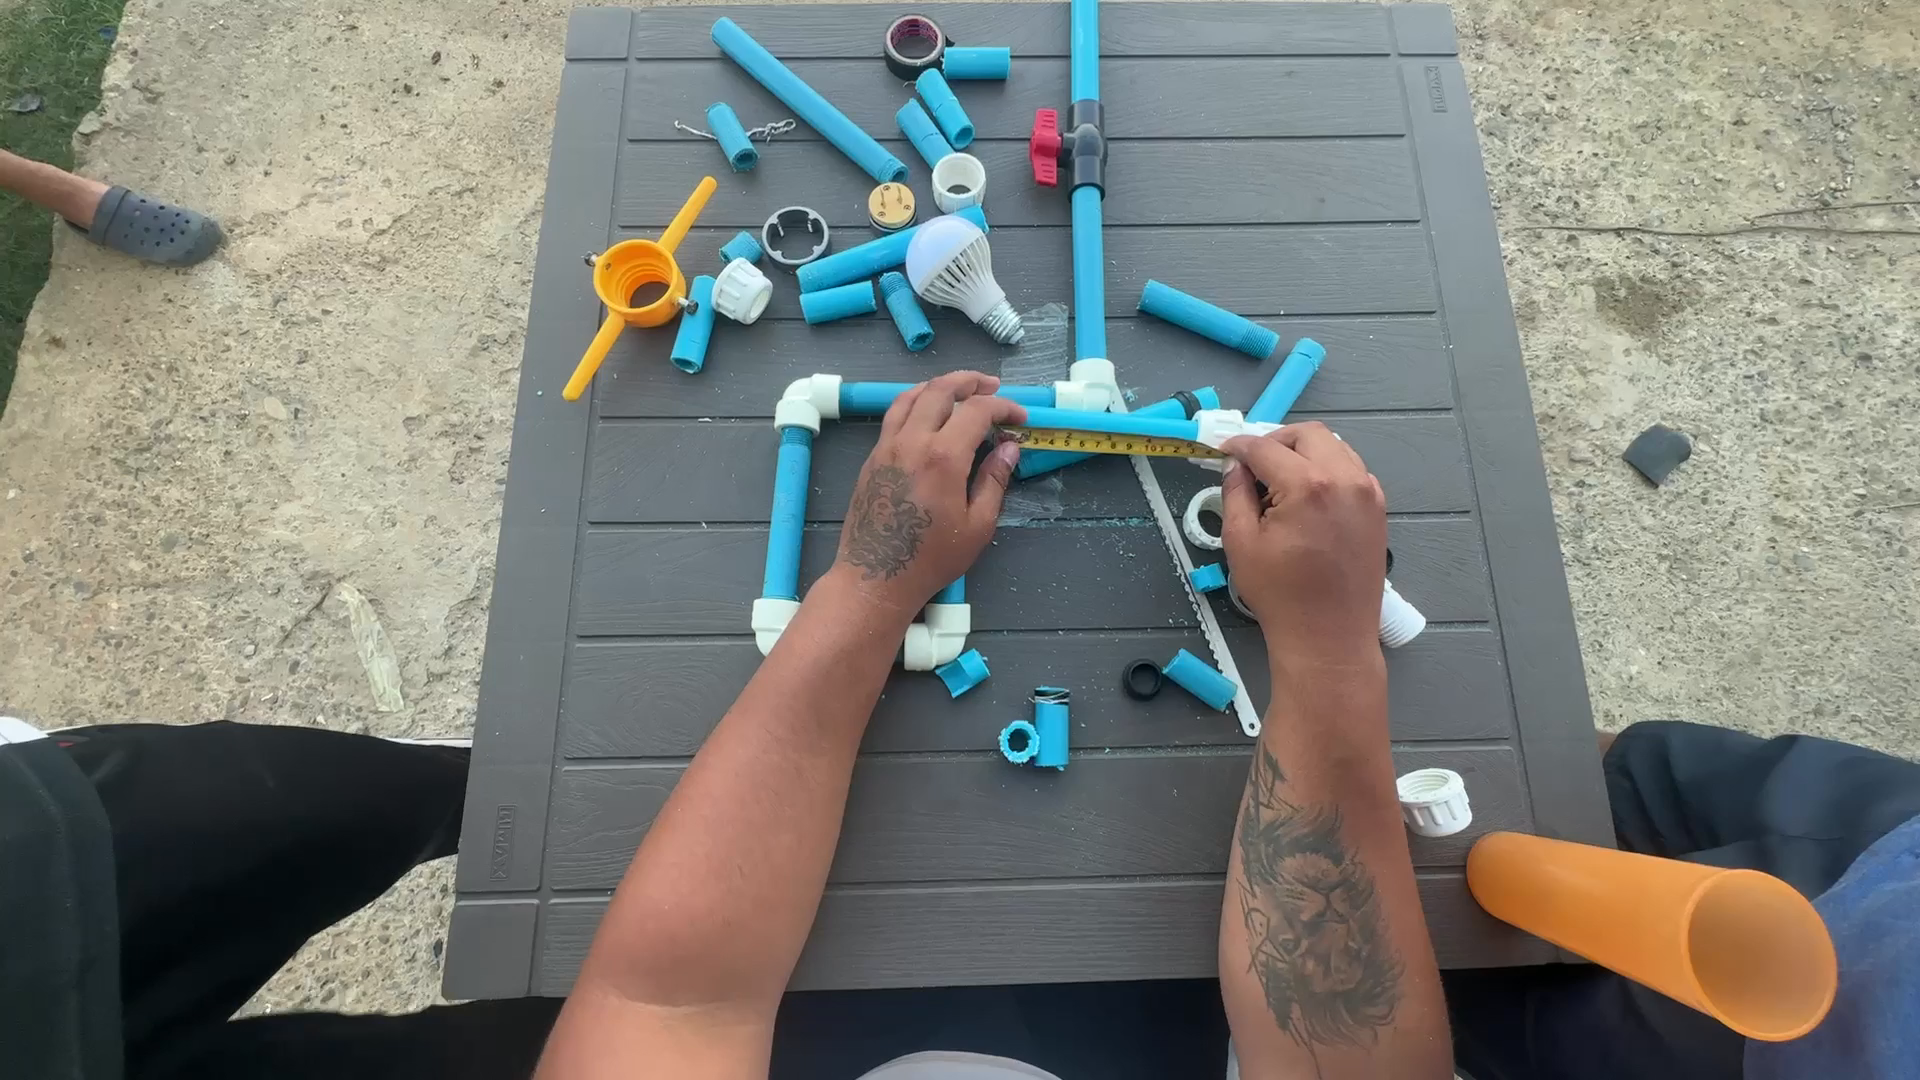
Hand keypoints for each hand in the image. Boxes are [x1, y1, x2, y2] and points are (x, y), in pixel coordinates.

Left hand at [828, 371, 1024, 617]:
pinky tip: (928, 413)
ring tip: (960, 391)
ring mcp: (886, 446)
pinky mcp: (872, 457)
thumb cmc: (931, 558)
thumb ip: (993, 480)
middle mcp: (912, 441)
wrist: (876, 577)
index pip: (977, 410)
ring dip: (939, 386)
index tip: (1019, 419)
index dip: (1004, 408)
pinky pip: (894, 415)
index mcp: (943, 457)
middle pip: (940, 390)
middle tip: (992, 387)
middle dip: (970, 382)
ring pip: (911, 396)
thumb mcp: (977, 525)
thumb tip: (1009, 448)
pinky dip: (916, 402)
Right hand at [1220, 422, 1385, 663]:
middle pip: (1307, 435)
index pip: (1266, 448)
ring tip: (1279, 481)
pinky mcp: (1377, 508)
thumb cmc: (1279, 593)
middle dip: (1275, 441)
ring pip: (1334, 447)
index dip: (1238, 446)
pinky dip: (1326, 470)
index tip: (1222, 451)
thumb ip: (1235, 495)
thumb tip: (1236, 468)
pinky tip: (1306, 496)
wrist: (1328, 635)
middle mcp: (1344, 479)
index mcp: (1307, 486)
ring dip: (1303, 452)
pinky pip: (1351, 470)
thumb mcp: (1240, 542)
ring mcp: (1367, 492)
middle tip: (1252, 464)